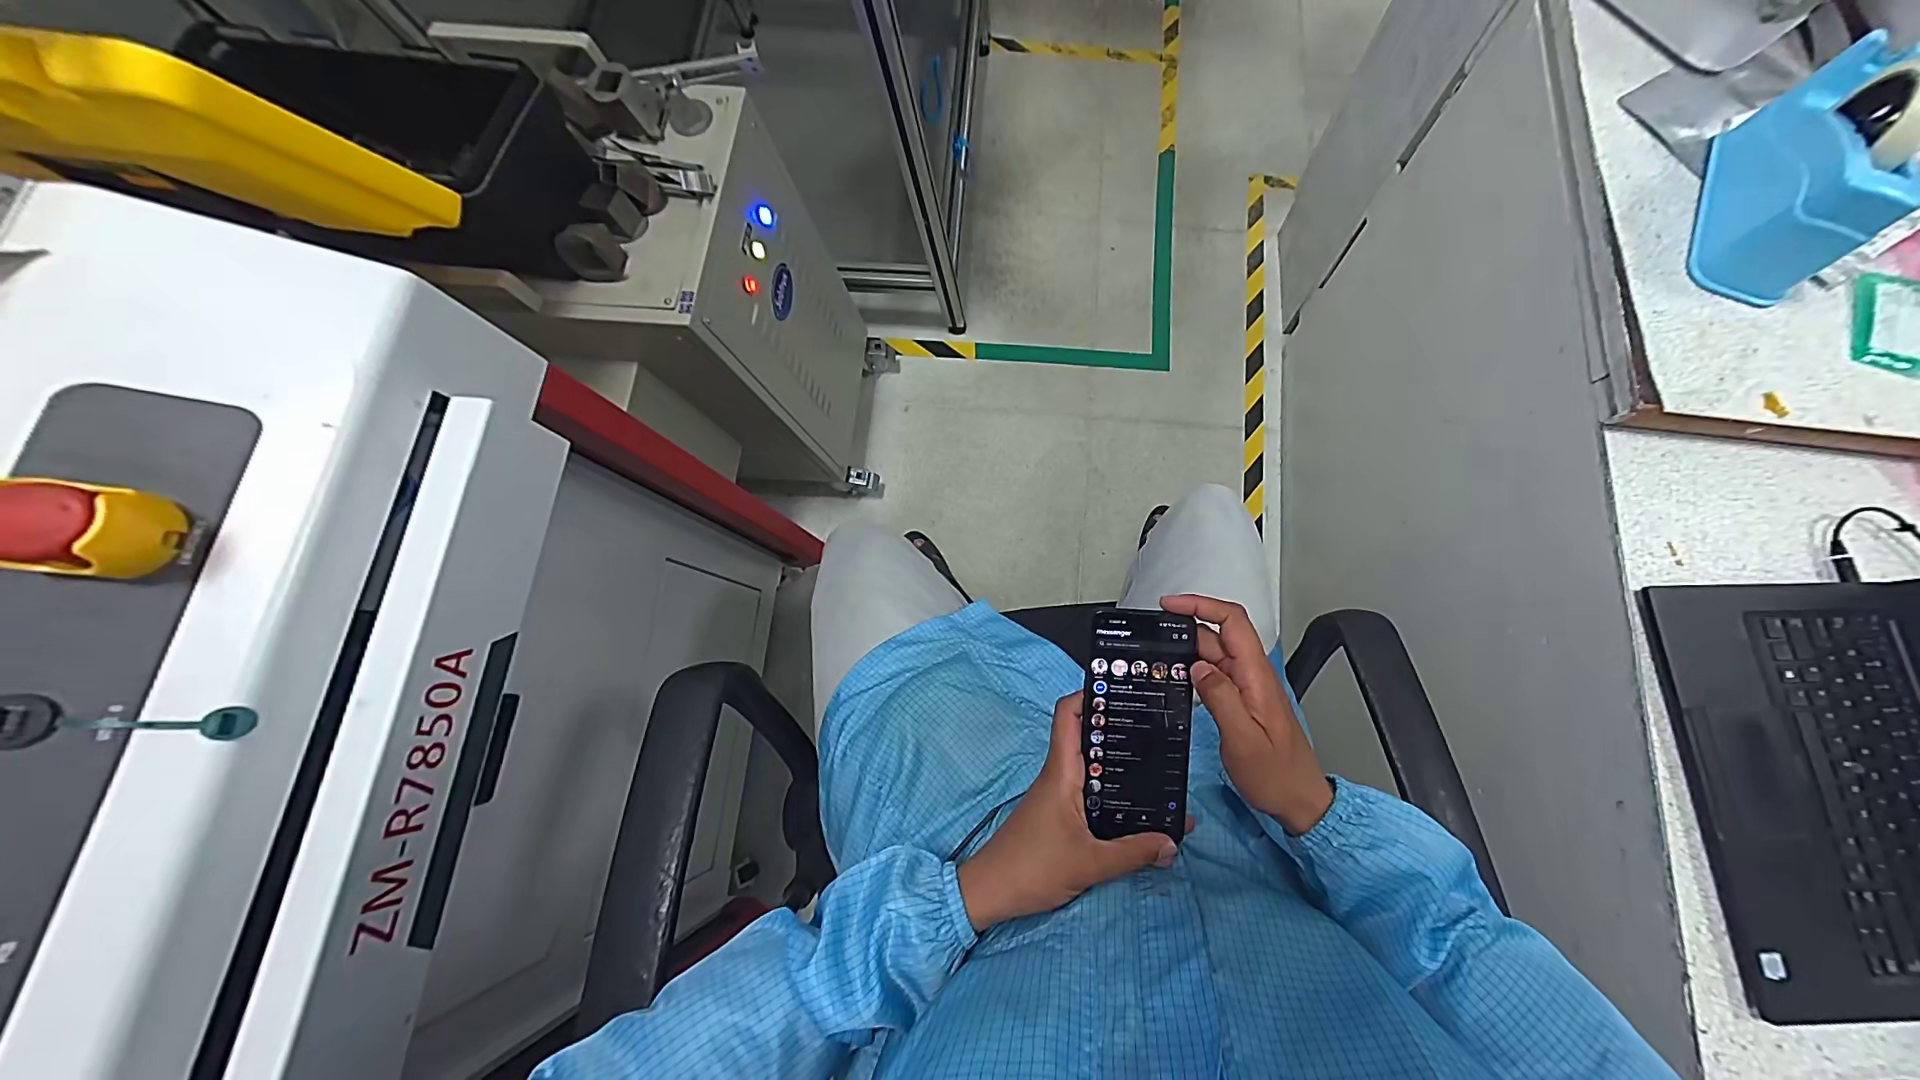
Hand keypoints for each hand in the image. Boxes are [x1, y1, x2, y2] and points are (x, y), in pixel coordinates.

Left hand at [956, 693, 1184, 930]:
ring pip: (1092, 767)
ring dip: (1120, 765)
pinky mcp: (1059, 812)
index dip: (1089, 694)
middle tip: (1156, 730)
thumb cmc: (1033, 867)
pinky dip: (1113, 792)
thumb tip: (1172, 841)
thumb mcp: (1090, 863)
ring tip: (1158, 767)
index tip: (1122, 692)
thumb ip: (1134, 853)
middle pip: (1087, 737)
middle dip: (1118, 729)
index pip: (1068, 715)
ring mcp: (1058, 793)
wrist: (991, 890)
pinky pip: (1090, 791)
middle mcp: (1059, 775)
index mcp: (1061, 772)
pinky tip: (1138, 807)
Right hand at [1160, 594, 1333, 834]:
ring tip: (1159, 652)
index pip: (1233, 621)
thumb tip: (1197, 666)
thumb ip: (1220, 697)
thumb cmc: (1276, 775)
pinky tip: (1177, 674)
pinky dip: (1192, 665)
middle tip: (1154, 633)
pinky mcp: (1240, 698)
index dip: (1201, 605)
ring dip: (1187, 645)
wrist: (1299, 801)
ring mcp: (1247, 686)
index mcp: (1256, 676)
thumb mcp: (1243, 739)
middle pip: (1218, 633)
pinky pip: (1214, 671)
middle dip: (1186, 624)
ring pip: (1214, 651)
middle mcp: (1252, 675)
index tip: (1171, 605)